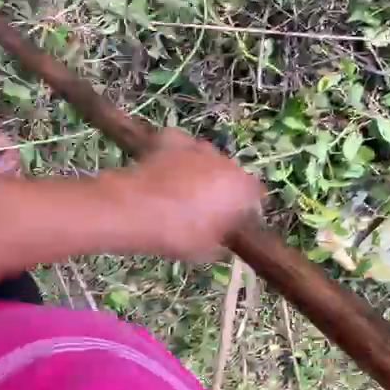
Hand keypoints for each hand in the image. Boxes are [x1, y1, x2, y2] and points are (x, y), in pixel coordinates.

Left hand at [107, 129, 263, 260]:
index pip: (254, 197)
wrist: (134, 208)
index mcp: (243, 188)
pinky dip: (175, 155)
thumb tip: (222, 243)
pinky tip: (162, 170)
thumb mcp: (207, 251)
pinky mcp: (171, 138)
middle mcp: (226, 162)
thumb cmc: (177, 233)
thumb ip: (222, 243)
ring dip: (198, 171)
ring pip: (206, 159)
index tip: (228, 223)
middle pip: (230, 174)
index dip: (242, 210)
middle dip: (220, 188)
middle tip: (200, 208)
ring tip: (177, 191)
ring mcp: (198, 146)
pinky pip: (180, 146)